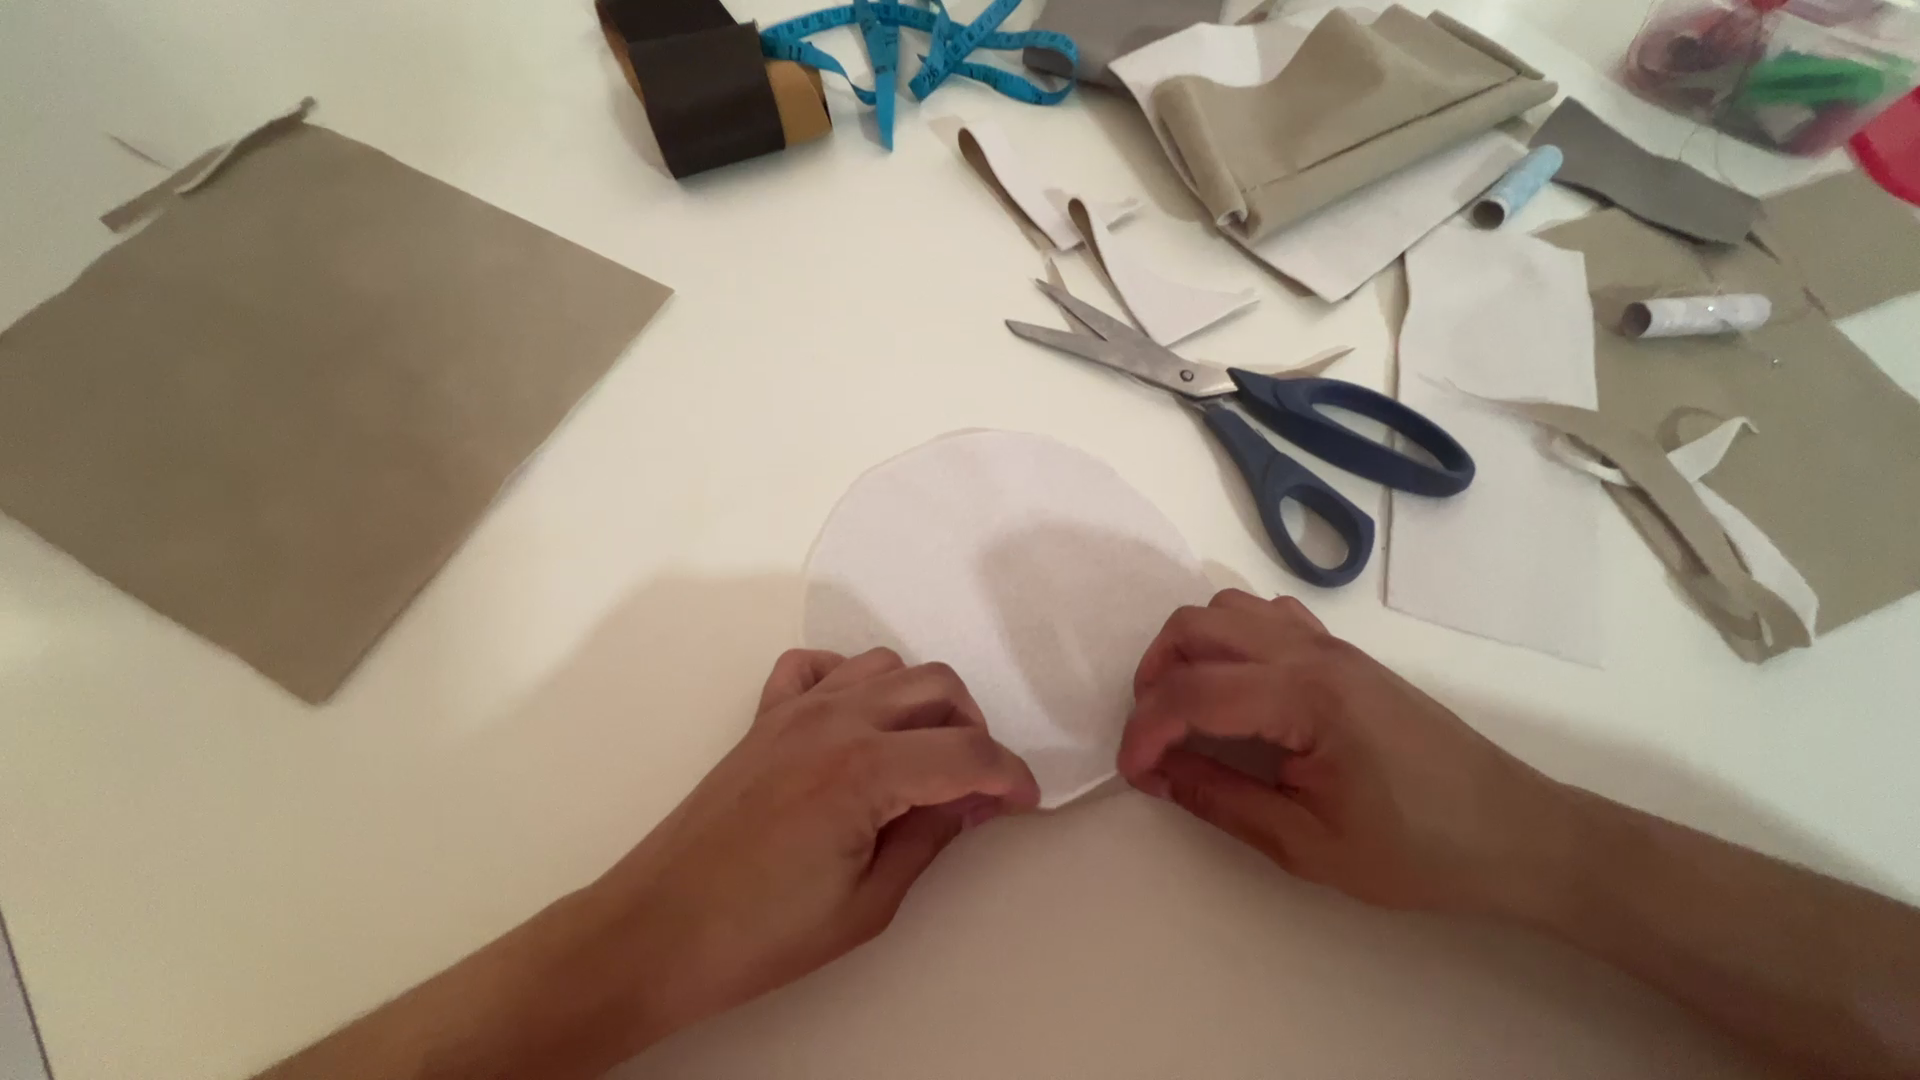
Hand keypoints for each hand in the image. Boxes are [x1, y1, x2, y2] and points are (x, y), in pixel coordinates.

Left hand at [594, 647, 1040, 1044]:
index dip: (1009, 774)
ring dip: (920, 700)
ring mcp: (796, 709)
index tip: (1024, 800)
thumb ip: (931, 836)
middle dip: (974, 729)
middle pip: (937, 686)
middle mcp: (835, 719)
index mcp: (865, 770)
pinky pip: (818, 666)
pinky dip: (849, 680)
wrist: (657, 930)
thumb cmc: (762, 934)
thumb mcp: (869, 903)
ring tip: (922, 753)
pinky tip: (855, 721)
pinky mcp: (766, 715)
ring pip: (886, 665)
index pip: (967, 751)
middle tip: (976, 784)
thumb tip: (976, 800)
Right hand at [1118, 590, 1567, 915]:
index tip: (1133, 774)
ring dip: (1188, 649)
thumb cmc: (1419, 851)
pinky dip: (1229, 636)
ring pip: (1227, 607)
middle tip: (1154, 735)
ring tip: (1186, 706)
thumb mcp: (1307, 845)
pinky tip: (1236, 684)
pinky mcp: (1342, 650)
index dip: (1145, 731)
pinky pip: (1266, 614)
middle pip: (1196, 626)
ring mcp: (1329, 643)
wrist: (1518, 833)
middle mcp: (1311, 652)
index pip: (1193, 693)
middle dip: (1154, 675)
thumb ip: (1220, 799)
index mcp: (1305, 697)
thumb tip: (1156, 773)